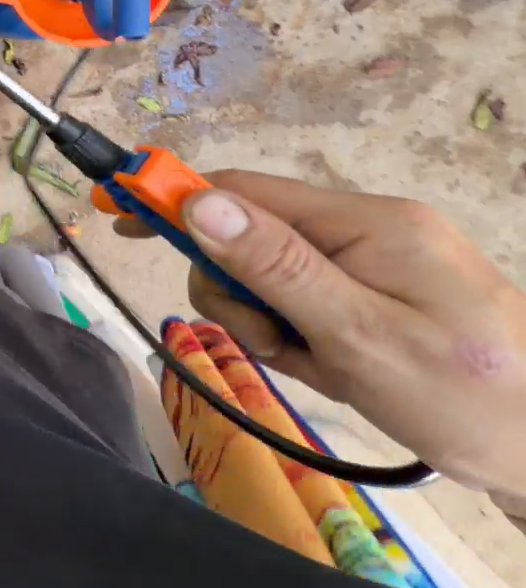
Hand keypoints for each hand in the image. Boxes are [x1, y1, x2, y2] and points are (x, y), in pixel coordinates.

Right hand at [122, 170, 525, 495]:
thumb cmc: (472, 397)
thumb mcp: (363, 335)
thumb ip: (276, 266)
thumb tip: (197, 202)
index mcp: (366, 222)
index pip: (239, 190)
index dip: (171, 197)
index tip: (114, 210)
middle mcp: (361, 229)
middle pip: (241, 234)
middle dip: (230, 286)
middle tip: (262, 338)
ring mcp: (365, 261)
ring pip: (257, 272)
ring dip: (258, 317)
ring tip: (305, 360)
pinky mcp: (365, 292)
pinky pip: (289, 297)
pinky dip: (286, 330)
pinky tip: (322, 361)